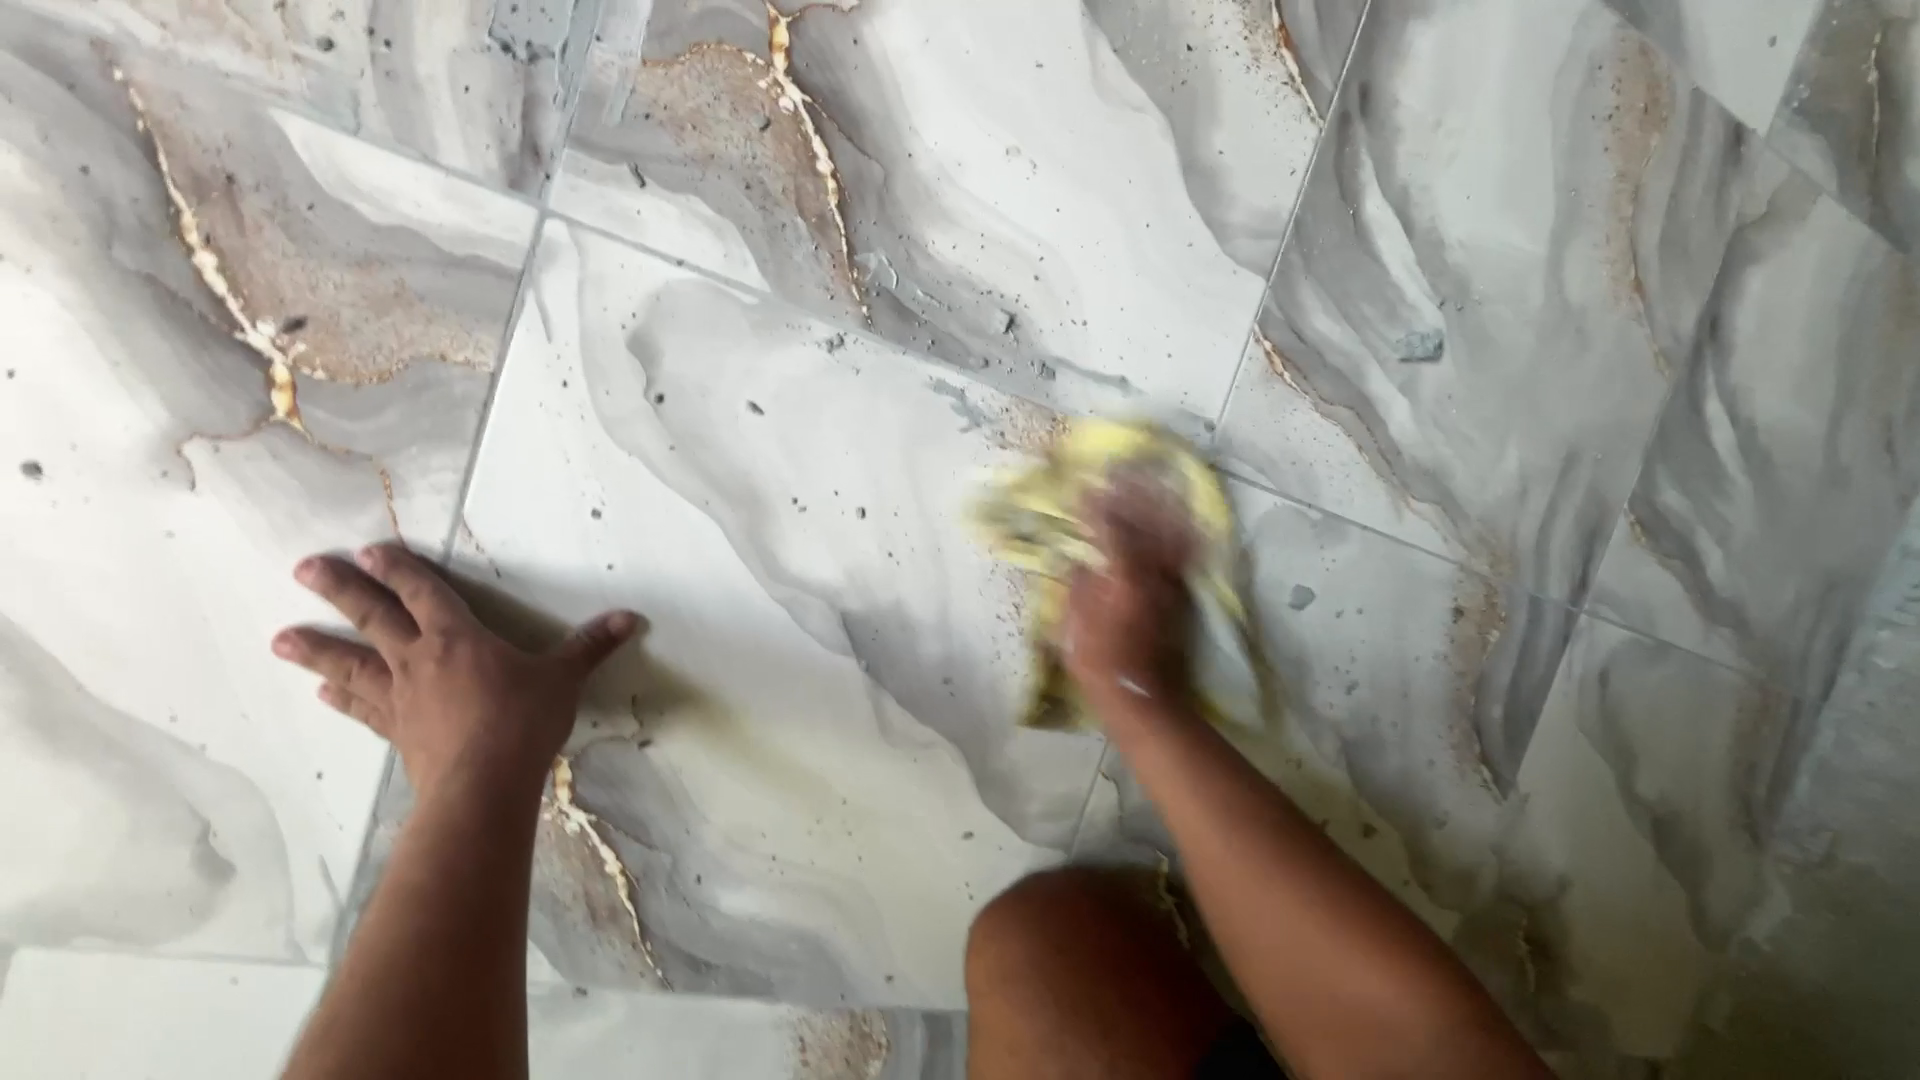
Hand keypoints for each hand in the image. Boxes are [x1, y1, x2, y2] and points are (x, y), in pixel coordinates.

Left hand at [271, 542, 639, 798]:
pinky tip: (321, 691)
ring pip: (351, 664)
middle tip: (304, 569)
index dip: (400, 569)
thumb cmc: (523, 720)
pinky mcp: (396, 731)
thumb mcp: (564, 678)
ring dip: (317, 649)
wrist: (483, 783)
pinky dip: (341, 696)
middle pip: (373, 618)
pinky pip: (362, 707)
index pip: (422, 593)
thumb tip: (630, 617)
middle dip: (342, 591)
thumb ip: (592, 646)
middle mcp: (419, 660)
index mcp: (458, 639)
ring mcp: (401, 697)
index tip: (369, 549)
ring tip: (280, 638)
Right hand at [1059, 475, 1197, 717]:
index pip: (1109, 530)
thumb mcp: (1075, 630)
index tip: (1087, 485)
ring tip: (1158, 478)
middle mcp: (1153, 575)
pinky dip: (1182, 530)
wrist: (1146, 700)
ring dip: (1163, 504)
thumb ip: (1078, 589)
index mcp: (1122, 580)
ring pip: (1172, 533)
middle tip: (1125, 468)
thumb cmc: (1102, 668)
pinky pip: (1185, 553)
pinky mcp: (1182, 596)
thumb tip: (1078, 562)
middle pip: (1147, 522)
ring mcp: (1172, 585)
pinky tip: (1181, 518)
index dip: (1097, 505)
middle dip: (1135, 492)